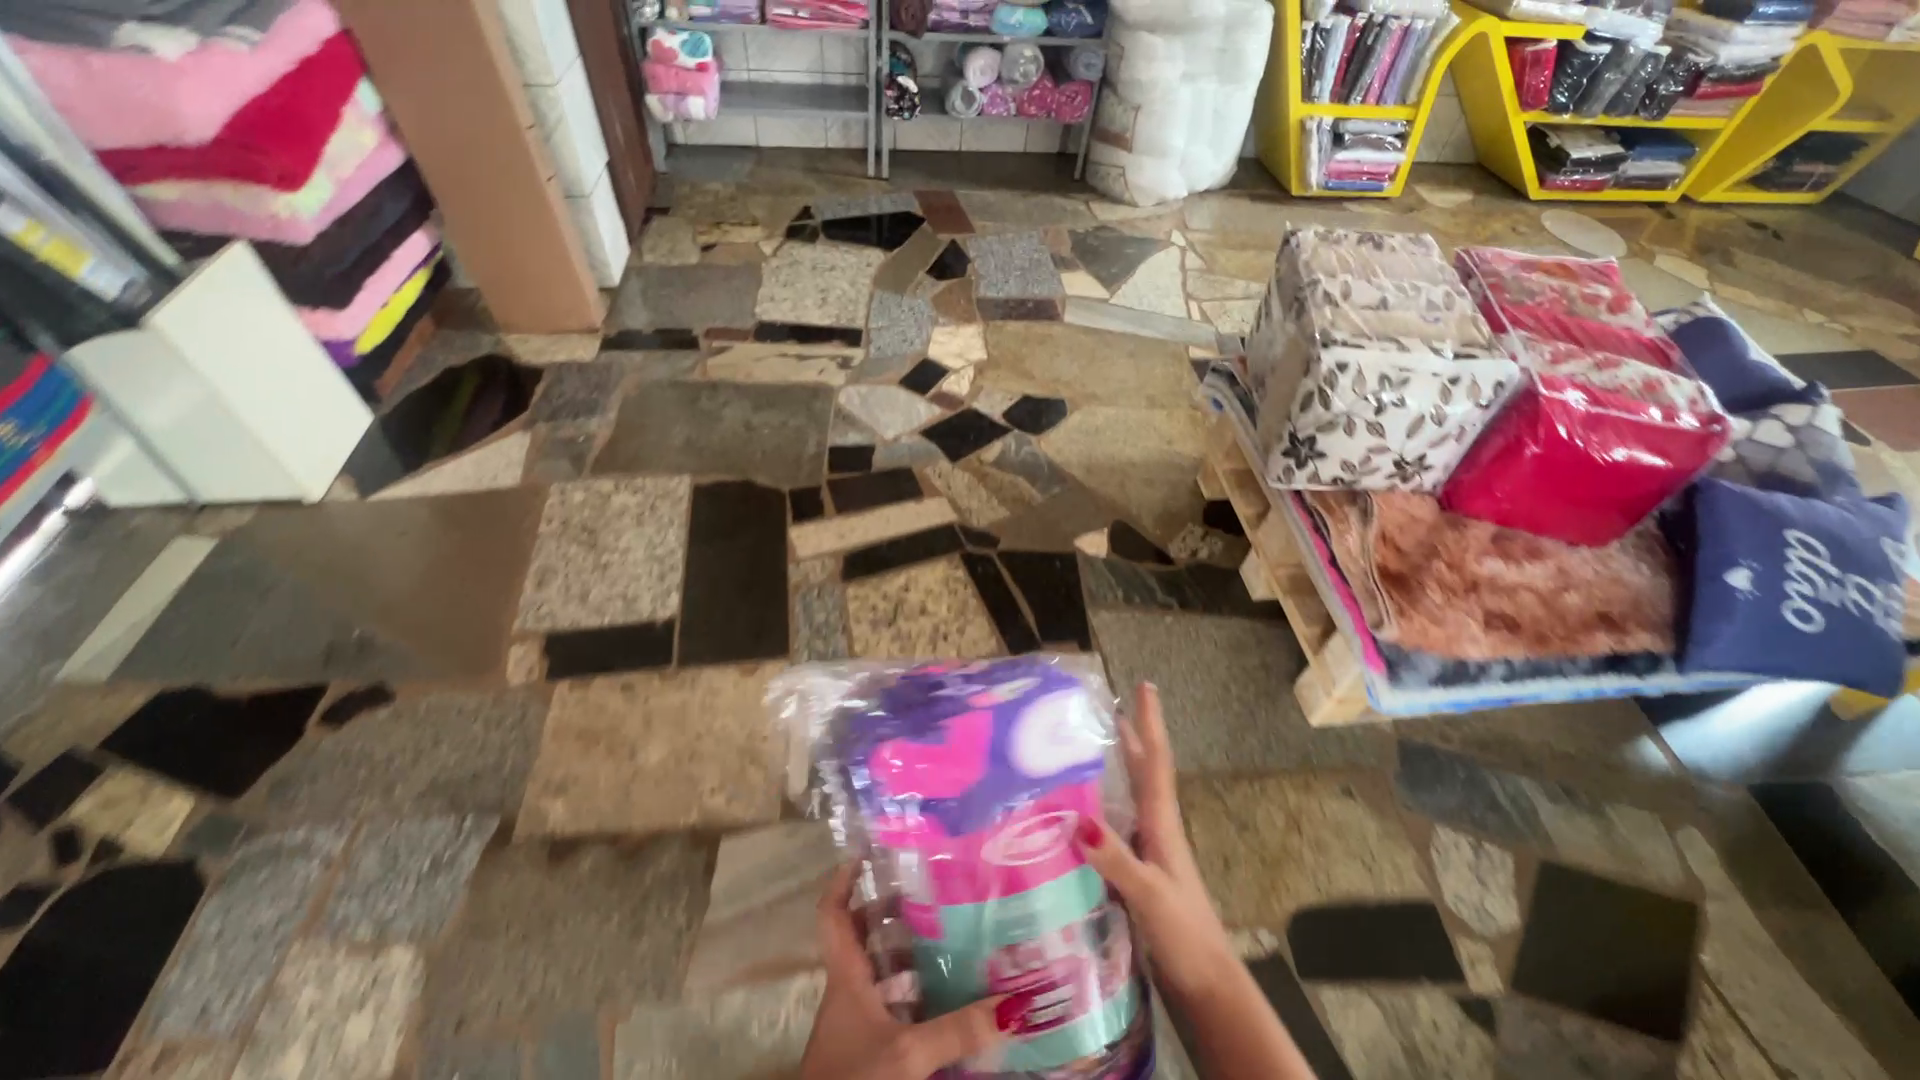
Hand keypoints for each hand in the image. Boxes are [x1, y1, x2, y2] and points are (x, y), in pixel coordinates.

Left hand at [800, 862, 1029, 1079]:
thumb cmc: (852, 1077)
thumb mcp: (908, 1053)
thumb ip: (958, 1029)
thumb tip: (1016, 1002)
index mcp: (846, 976)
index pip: (832, 914)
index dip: (844, 880)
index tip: (867, 853)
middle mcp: (848, 991)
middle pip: (861, 938)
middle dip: (891, 913)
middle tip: (931, 894)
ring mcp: (856, 1022)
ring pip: (879, 973)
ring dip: (908, 955)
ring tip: (950, 939)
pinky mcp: (868, 1048)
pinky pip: (892, 1006)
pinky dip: (916, 996)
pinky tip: (947, 1000)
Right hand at [1072, 682, 1237, 999]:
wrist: (1206, 983)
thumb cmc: (1184, 934)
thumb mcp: (1149, 894)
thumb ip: (1116, 859)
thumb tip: (1077, 819)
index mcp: (1162, 826)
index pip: (1154, 763)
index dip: (1149, 723)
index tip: (1145, 685)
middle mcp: (1157, 832)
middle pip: (1144, 773)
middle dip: (1130, 738)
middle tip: (1108, 707)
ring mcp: (1149, 854)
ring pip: (1130, 799)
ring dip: (1116, 770)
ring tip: (1088, 750)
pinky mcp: (1138, 876)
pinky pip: (1116, 829)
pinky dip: (1100, 811)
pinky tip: (1080, 819)